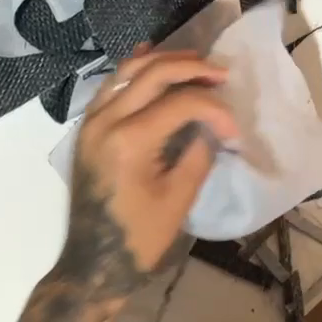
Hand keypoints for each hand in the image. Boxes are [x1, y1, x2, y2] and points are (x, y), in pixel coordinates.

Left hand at [20, 47, 239, 321]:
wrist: (93, 264)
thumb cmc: (139, 236)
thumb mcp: (179, 198)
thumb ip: (199, 151)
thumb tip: (214, 123)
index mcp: (129, 140)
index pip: (180, 102)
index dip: (213, 108)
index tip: (233, 128)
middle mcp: (106, 119)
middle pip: (154, 71)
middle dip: (192, 67)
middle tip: (221, 73)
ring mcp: (93, 118)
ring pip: (130, 68)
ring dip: (165, 60)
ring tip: (196, 63)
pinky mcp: (88, 124)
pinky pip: (112, 82)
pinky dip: (136, 68)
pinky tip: (154, 57)